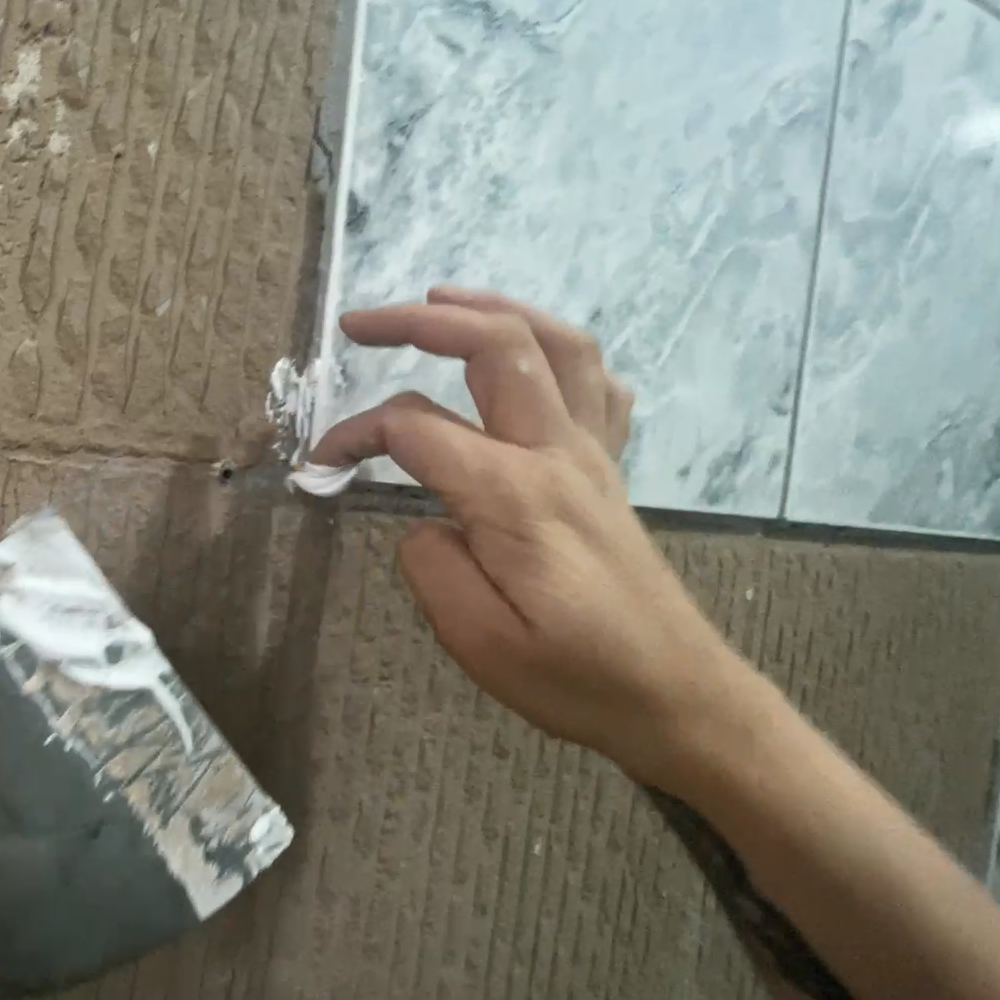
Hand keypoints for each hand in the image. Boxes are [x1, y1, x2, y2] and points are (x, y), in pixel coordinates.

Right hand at [308, 285, 758, 782]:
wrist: (681, 699)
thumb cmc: (575, 678)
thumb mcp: (480, 643)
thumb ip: (430, 566)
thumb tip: (420, 520)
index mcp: (514, 496)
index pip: (414, 430)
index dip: (353, 434)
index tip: (317, 463)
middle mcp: (557, 455)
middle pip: (495, 346)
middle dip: (419, 320)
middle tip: (359, 324)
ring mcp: (593, 455)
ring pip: (556, 344)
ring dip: (493, 308)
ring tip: (441, 300)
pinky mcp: (610, 470)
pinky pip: (596, 384)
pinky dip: (556, 351)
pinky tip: (527, 360)